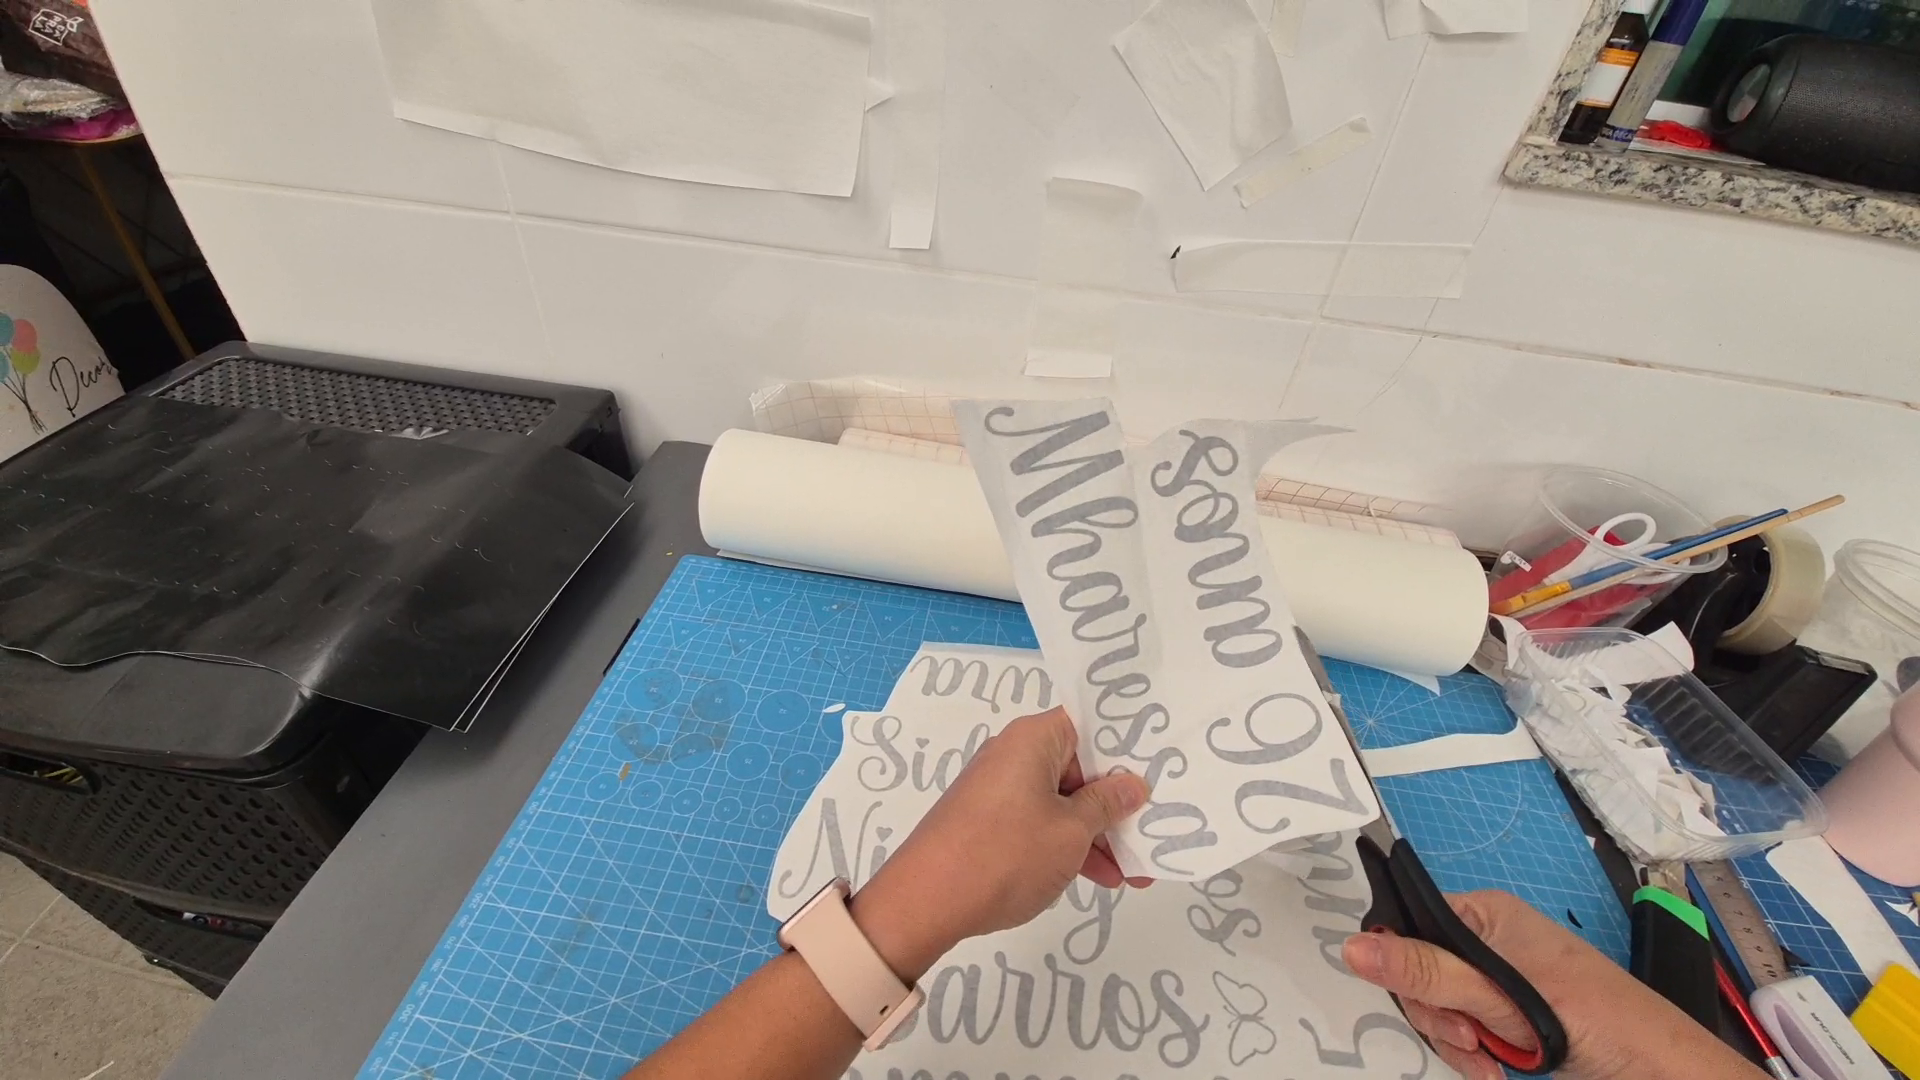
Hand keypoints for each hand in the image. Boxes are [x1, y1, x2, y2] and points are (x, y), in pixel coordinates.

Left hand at [849, 706, 1151, 979]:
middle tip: (1152, 831)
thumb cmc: (1007, 852)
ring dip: (1095, 832)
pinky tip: (1098, 876)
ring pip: (1062, 798)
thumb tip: (1133, 783)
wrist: (928, 898)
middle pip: (1078, 765)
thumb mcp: (1070, 831)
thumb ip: (1107, 804)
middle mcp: (1015, 752)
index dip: (1123, 745)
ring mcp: (1001, 786)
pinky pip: (1041, 818)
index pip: (1088, 724)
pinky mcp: (991, 817)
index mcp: (1034, 739)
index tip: (1157, 766)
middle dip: (1115, 802)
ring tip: (1134, 874)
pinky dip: (1067, 842)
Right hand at [1342, 891, 1764, 1079]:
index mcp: (1483, 915)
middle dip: (1438, 1013)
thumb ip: (1425, 973)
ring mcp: (1500, 984)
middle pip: (1419, 971)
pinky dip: (1475, 1058)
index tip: (1426, 1002)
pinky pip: (1465, 1034)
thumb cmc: (1600, 1024)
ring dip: (1458, 1042)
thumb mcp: (1506, 997)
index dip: (1402, 964)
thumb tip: (1350, 948)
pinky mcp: (1513, 1022)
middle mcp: (1486, 943)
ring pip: (1439, 1008)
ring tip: (1495, 1063)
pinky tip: (1500, 1072)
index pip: (1409, 924)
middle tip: (1474, 1040)